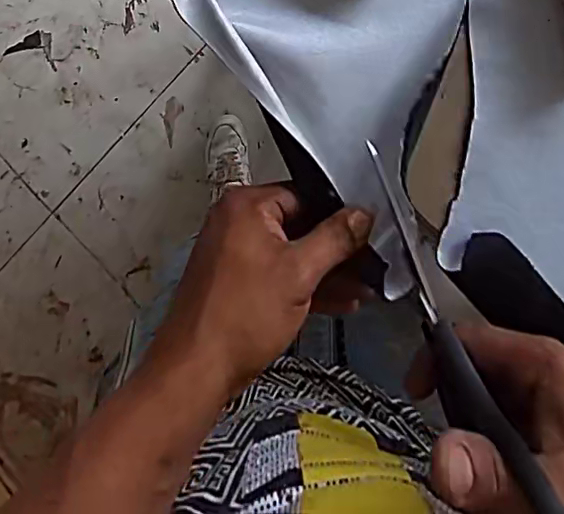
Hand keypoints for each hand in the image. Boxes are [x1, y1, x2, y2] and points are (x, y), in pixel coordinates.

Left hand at [146, 184, 373, 397]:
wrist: (198, 369)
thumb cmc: (235, 319)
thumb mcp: (300, 273)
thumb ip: (335, 239)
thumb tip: (359, 217)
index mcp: (245, 206)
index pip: (303, 195)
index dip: (337, 214)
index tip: (364, 230)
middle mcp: (235, 221)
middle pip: (298, 224)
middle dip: (335, 248)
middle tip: (365, 260)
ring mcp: (234, 251)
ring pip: (291, 251)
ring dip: (325, 270)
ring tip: (359, 284)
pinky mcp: (237, 279)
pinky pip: (278, 271)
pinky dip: (304, 284)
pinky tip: (336, 299)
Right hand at [408, 324, 563, 513]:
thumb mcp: (558, 492)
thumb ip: (494, 475)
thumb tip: (441, 456)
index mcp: (551, 364)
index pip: (470, 337)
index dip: (436, 360)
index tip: (415, 394)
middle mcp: (558, 377)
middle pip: (482, 377)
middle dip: (460, 417)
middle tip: (457, 460)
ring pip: (502, 413)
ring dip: (485, 445)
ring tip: (490, 484)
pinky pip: (526, 440)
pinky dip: (512, 463)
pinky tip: (517, 491)